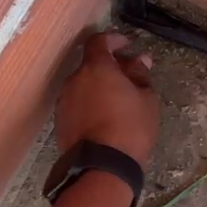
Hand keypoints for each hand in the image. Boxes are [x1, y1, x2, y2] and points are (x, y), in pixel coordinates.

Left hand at [55, 31, 158, 167]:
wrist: (102, 166)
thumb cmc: (130, 128)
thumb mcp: (145, 99)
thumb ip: (140, 75)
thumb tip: (139, 60)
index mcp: (96, 68)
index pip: (98, 41)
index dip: (113, 39)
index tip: (127, 45)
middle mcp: (75, 80)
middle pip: (91, 64)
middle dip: (110, 66)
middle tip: (130, 76)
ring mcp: (64, 101)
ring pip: (83, 85)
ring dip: (99, 86)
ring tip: (119, 99)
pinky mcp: (60, 121)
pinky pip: (78, 103)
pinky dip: (90, 102)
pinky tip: (106, 116)